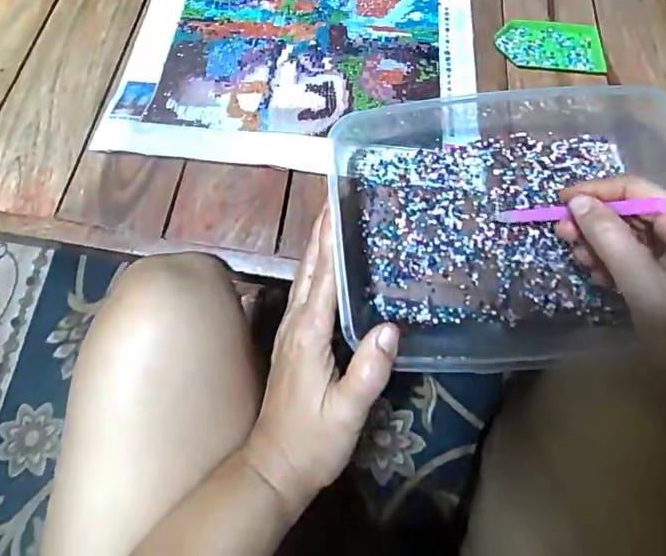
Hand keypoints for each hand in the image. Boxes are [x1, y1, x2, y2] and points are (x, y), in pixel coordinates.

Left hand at [238, 205, 398, 512]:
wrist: (274, 468)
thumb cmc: (312, 442)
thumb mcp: (347, 413)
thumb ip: (368, 371)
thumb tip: (391, 326)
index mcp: (309, 332)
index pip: (323, 275)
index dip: (330, 238)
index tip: (337, 204)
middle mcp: (296, 322)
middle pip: (310, 265)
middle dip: (321, 229)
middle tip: (337, 196)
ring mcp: (291, 329)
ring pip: (305, 275)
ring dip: (317, 243)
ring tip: (332, 216)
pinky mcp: (293, 338)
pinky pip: (305, 290)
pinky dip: (316, 266)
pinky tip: (325, 263)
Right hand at [555, 176, 665, 388]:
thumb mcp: (645, 291)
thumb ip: (610, 240)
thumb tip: (578, 202)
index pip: (639, 190)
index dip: (596, 192)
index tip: (560, 203)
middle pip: (640, 210)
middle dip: (598, 220)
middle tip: (563, 234)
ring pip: (643, 233)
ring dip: (607, 242)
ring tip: (579, 258)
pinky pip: (653, 254)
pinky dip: (624, 260)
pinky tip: (600, 273)